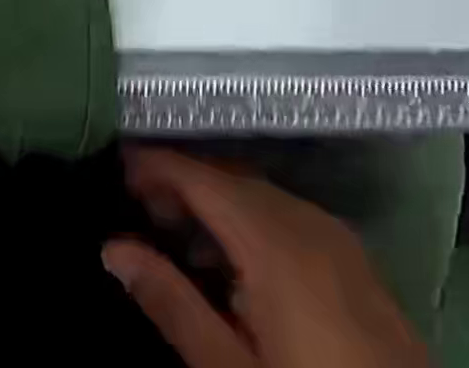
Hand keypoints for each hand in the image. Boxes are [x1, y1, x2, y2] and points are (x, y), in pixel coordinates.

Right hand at [103, 148, 429, 367]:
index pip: (204, 179)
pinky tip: (233, 258)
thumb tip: (114, 248)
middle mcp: (308, 223)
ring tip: (175, 229)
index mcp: (275, 242)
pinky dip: (250, 218)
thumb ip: (170, 302)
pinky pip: (289, 216)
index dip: (158, 166)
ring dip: (216, 200)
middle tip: (138, 204)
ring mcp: (338, 240)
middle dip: (183, 181)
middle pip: (232, 178)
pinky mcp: (355, 262)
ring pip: (261, 195)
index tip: (119, 166)